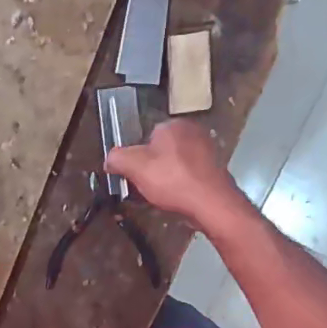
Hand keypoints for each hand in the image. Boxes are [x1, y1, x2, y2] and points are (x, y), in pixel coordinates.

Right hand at [105, 120, 252, 227]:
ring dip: (167, 180)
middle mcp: (194, 133)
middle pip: (163, 151)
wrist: (211, 203)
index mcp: (174, 124)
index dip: (136, 156)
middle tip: (144, 187)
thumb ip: (117, 158)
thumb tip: (110, 159)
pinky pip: (190, 178)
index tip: (132, 174)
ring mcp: (208, 152)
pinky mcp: (215, 172)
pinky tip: (177, 200)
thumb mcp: (135, 166)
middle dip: (152, 169)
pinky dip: (182, 188)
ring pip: (177, 166)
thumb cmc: (172, 179)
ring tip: (160, 197)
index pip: (147, 136)